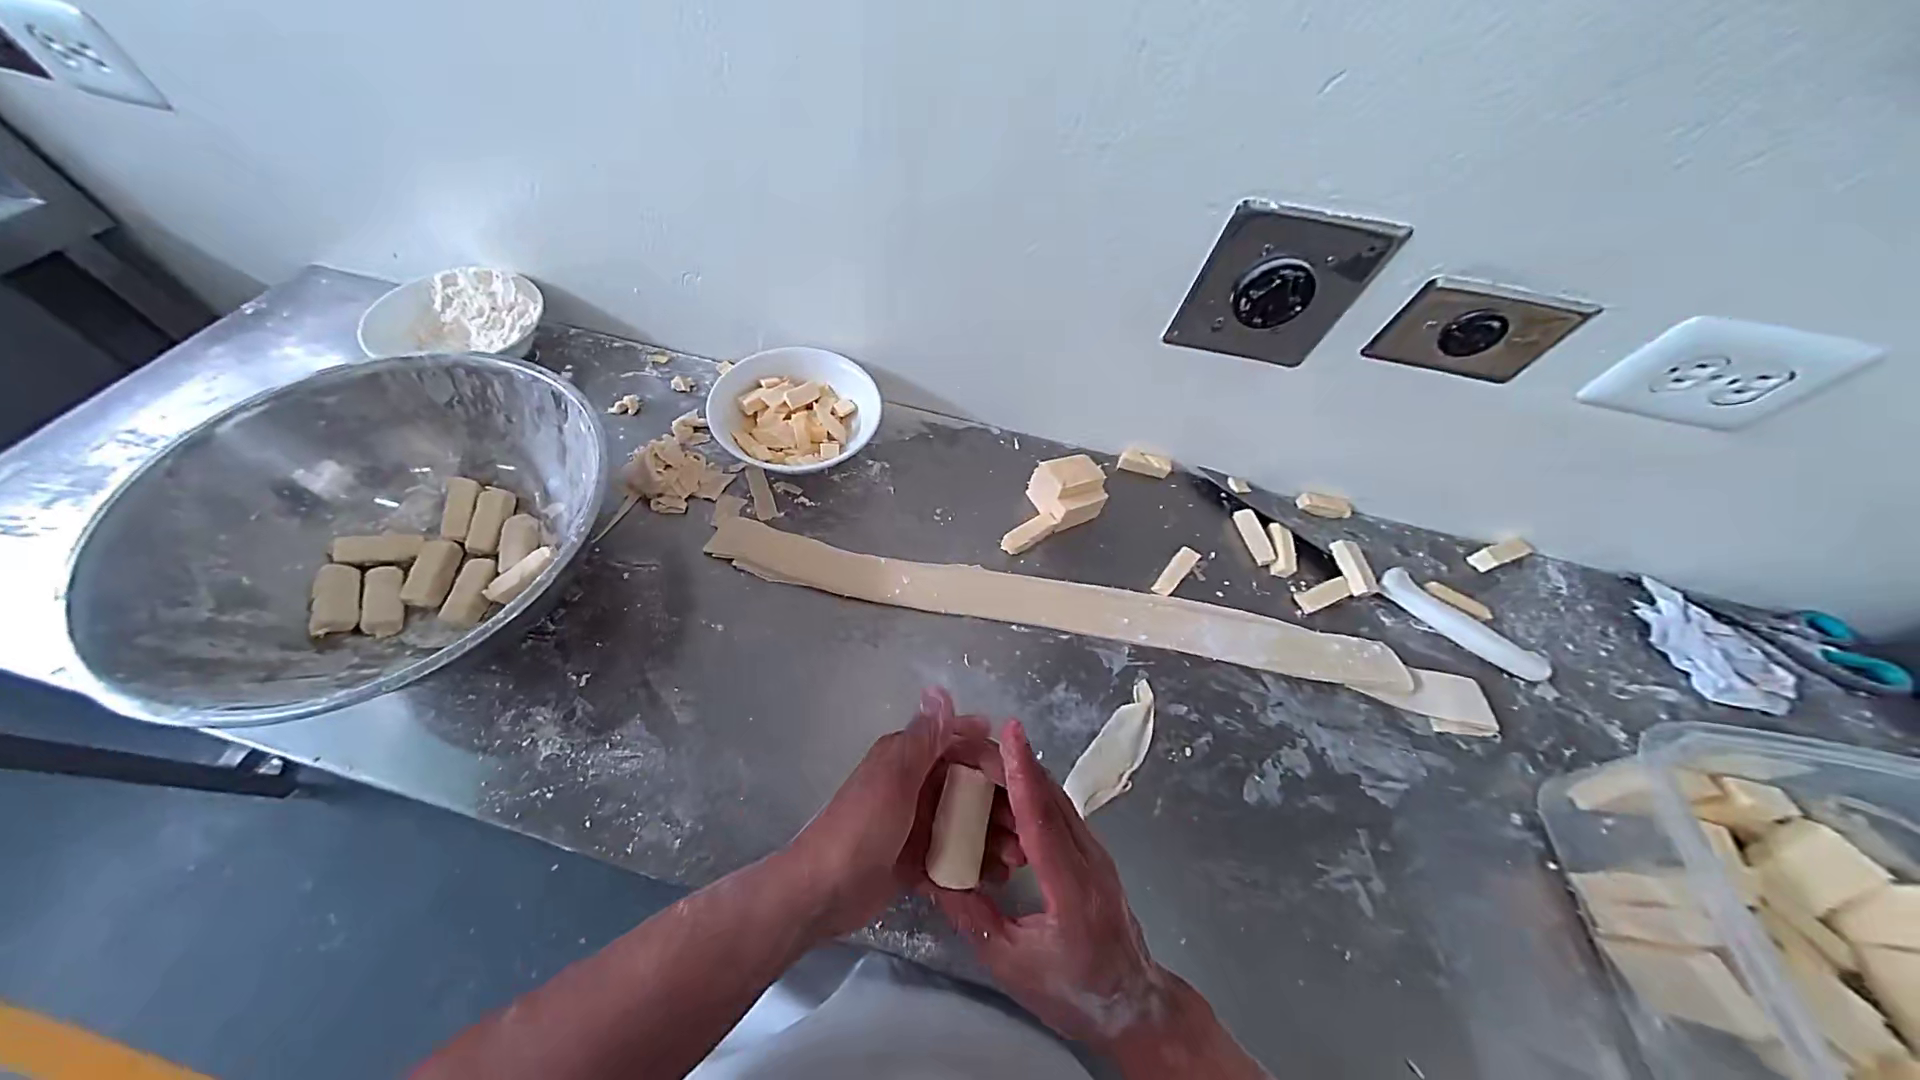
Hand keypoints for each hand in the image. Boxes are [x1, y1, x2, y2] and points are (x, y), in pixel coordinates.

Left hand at [784, 687, 1003, 936]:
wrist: (821, 892)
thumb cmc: (861, 827)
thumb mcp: (896, 776)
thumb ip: (924, 737)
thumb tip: (941, 690)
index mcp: (909, 757)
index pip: (962, 746)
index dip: (995, 760)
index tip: (1026, 784)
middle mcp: (916, 784)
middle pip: (970, 788)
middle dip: (1001, 807)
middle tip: (1025, 834)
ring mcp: (915, 823)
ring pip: (965, 824)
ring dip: (992, 839)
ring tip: (1013, 863)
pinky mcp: (914, 859)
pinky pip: (951, 857)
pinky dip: (972, 866)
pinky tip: (992, 881)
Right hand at [932, 719, 1168, 1050]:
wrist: (1133, 1005)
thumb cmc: (1072, 992)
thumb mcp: (1011, 963)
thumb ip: (972, 915)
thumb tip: (932, 875)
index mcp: (1071, 888)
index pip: (1041, 818)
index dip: (1022, 772)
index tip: (1010, 731)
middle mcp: (1089, 859)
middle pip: (1049, 796)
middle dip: (1012, 762)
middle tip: (970, 744)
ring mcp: (1095, 852)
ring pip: (1056, 800)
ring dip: (1020, 779)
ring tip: (979, 768)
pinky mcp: (1092, 853)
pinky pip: (1059, 814)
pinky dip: (1031, 799)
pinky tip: (1004, 804)